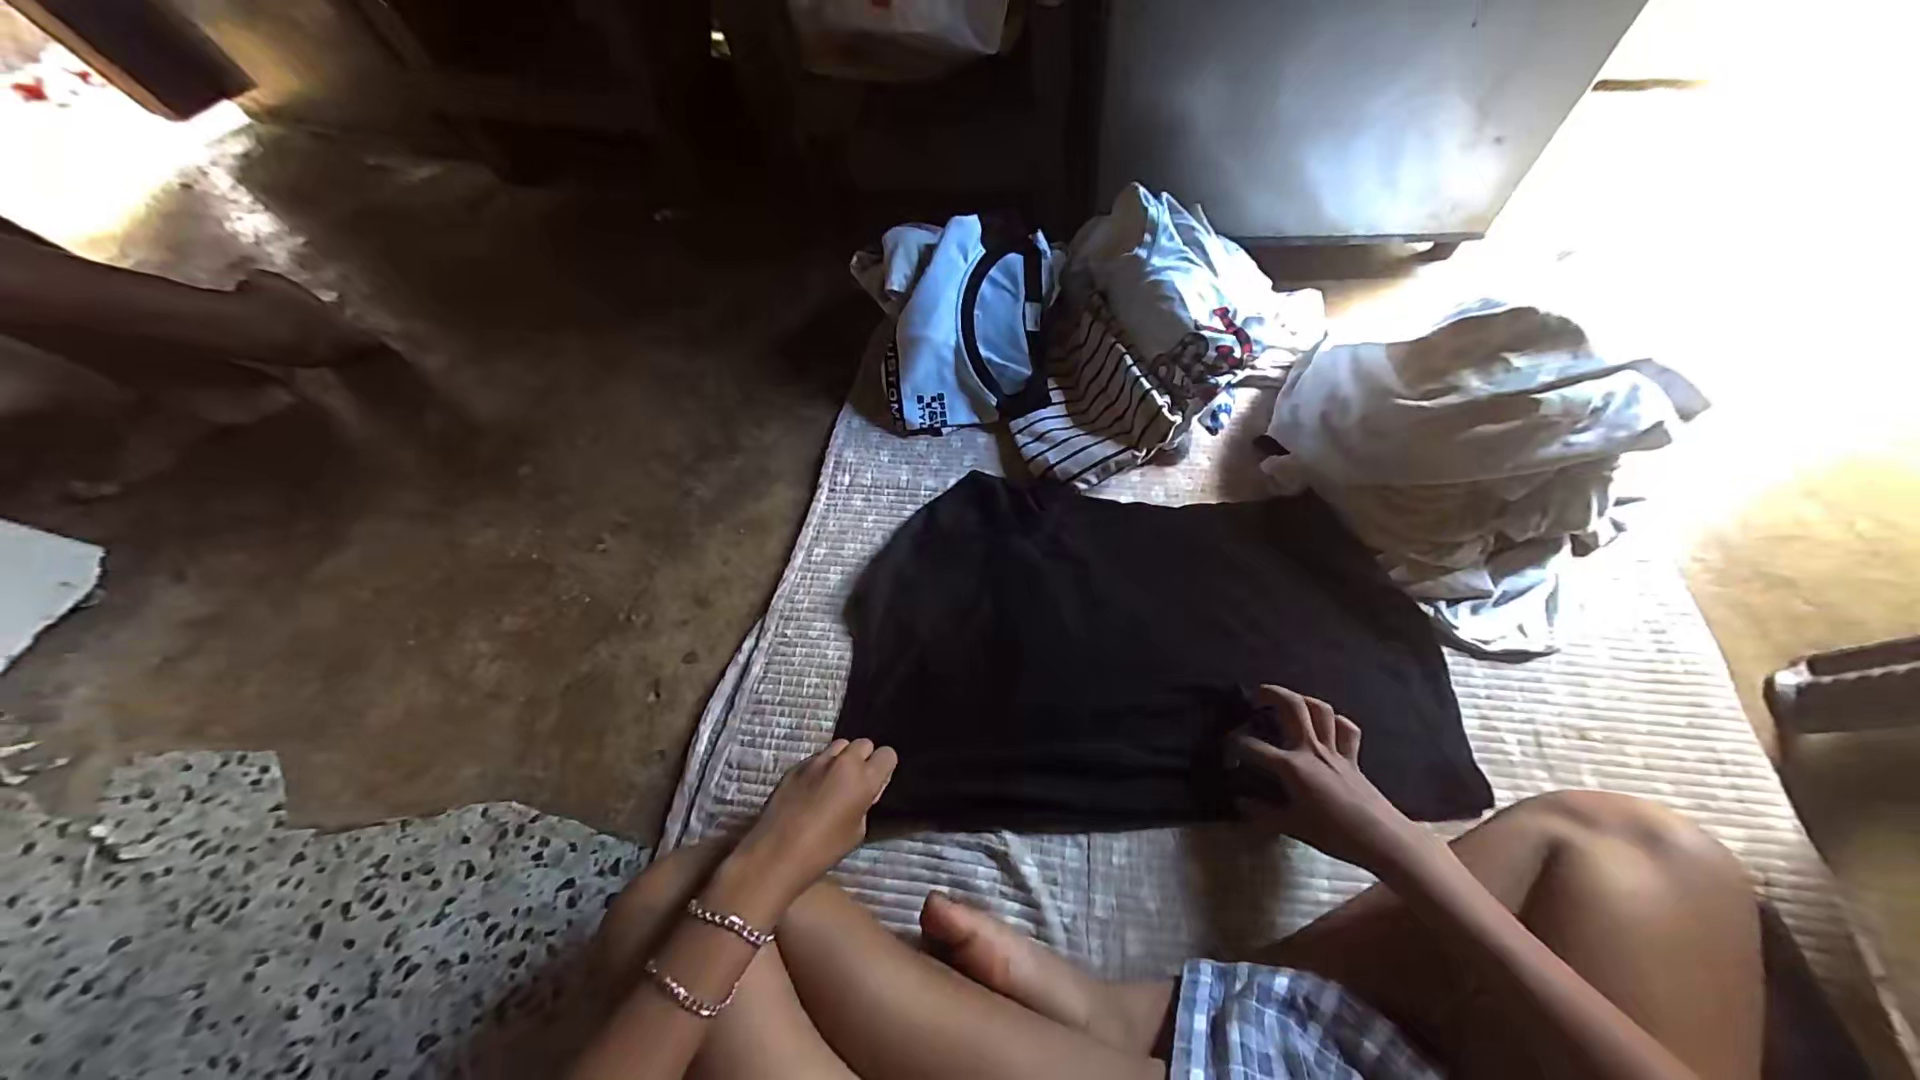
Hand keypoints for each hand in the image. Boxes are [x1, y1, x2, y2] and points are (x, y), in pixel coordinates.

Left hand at [721, 738, 897, 911]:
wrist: (775, 854)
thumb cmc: (823, 850)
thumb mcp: (857, 831)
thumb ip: (865, 803)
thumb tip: (864, 791)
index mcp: (863, 778)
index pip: (887, 754)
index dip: (884, 768)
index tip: (876, 783)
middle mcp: (842, 762)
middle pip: (863, 743)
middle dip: (863, 759)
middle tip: (855, 783)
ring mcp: (816, 761)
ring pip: (839, 746)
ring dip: (841, 760)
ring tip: (832, 784)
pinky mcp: (795, 766)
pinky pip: (816, 758)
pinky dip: (820, 768)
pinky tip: (810, 791)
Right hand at [1231, 685, 1436, 875]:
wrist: (1384, 840)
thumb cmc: (1335, 834)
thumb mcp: (1293, 827)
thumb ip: (1263, 813)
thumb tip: (1241, 803)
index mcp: (1292, 767)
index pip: (1253, 748)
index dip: (1234, 746)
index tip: (1227, 752)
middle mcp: (1311, 750)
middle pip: (1292, 706)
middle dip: (1270, 693)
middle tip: (1255, 697)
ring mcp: (1334, 750)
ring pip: (1320, 709)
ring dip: (1302, 699)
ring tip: (1288, 702)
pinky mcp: (1353, 758)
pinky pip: (1346, 729)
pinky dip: (1335, 722)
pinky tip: (1326, 725)